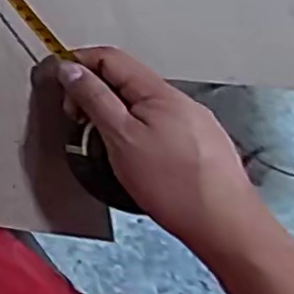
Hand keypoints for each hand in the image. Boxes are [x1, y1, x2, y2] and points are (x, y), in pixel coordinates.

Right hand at [52, 46, 267, 256]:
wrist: (232, 235)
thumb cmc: (175, 187)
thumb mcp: (119, 136)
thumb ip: (92, 96)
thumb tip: (70, 69)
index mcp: (162, 94)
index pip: (110, 57)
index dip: (78, 63)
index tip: (60, 83)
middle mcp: (183, 103)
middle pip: (125, 78)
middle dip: (93, 90)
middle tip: (77, 116)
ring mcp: (196, 125)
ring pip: (140, 101)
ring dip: (112, 110)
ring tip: (102, 137)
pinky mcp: (202, 146)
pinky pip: (157, 121)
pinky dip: (134, 126)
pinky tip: (131, 151)